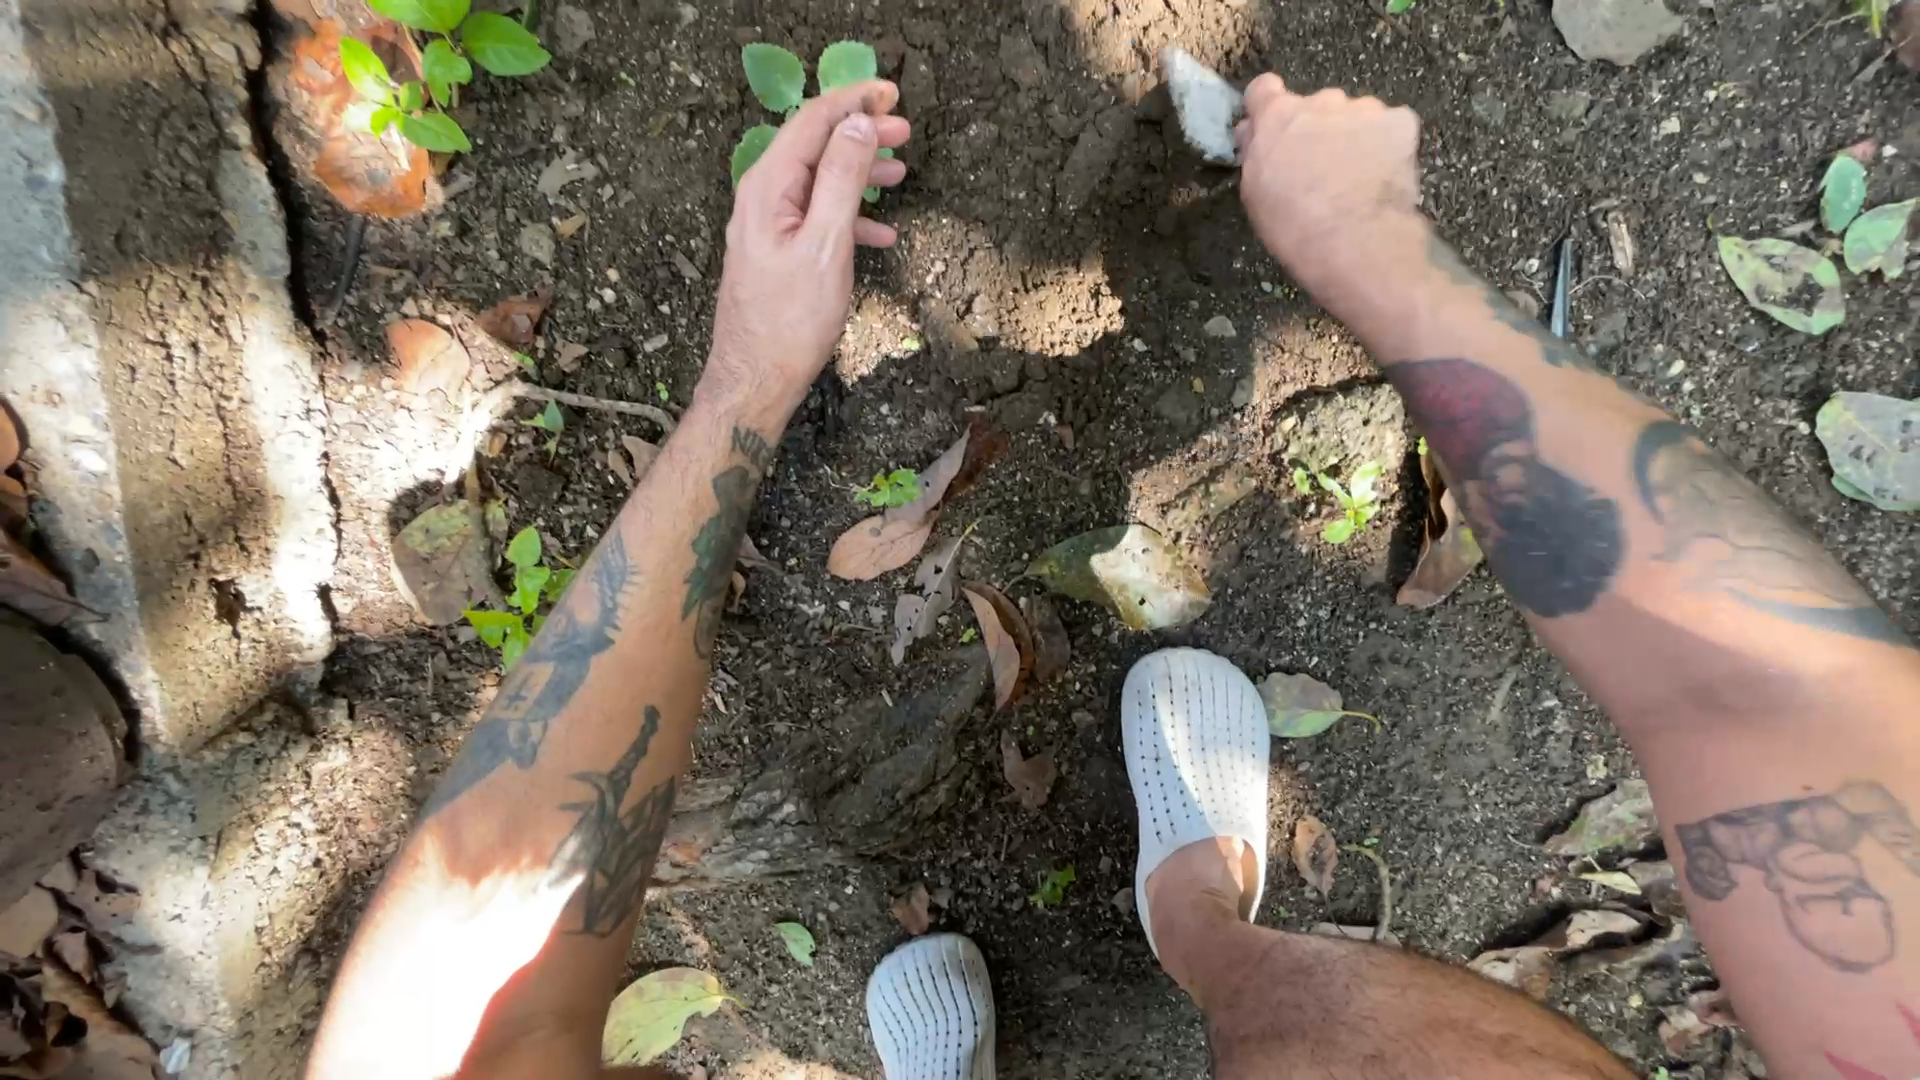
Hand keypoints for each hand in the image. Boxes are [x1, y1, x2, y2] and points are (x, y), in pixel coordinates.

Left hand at [701, 81, 910, 419]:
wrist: (758, 376)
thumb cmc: (792, 319)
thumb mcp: (825, 246)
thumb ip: (841, 181)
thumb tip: (857, 125)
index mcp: (769, 186)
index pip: (813, 122)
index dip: (854, 101)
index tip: (894, 94)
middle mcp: (763, 197)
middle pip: (815, 147)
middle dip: (860, 134)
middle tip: (905, 132)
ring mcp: (769, 226)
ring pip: (819, 183)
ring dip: (859, 174)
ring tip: (900, 174)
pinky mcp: (778, 252)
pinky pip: (817, 219)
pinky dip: (850, 218)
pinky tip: (881, 232)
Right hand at [1236, 75, 1421, 282]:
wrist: (1353, 240)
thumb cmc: (1292, 225)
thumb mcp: (1254, 194)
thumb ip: (1254, 153)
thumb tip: (1252, 130)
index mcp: (1278, 118)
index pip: (1263, 89)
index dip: (1265, 107)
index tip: (1268, 128)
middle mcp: (1321, 101)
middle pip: (1314, 106)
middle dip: (1314, 129)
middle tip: (1316, 170)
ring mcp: (1364, 107)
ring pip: (1353, 115)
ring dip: (1350, 136)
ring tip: (1352, 179)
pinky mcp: (1400, 120)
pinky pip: (1388, 127)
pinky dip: (1384, 145)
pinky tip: (1379, 177)